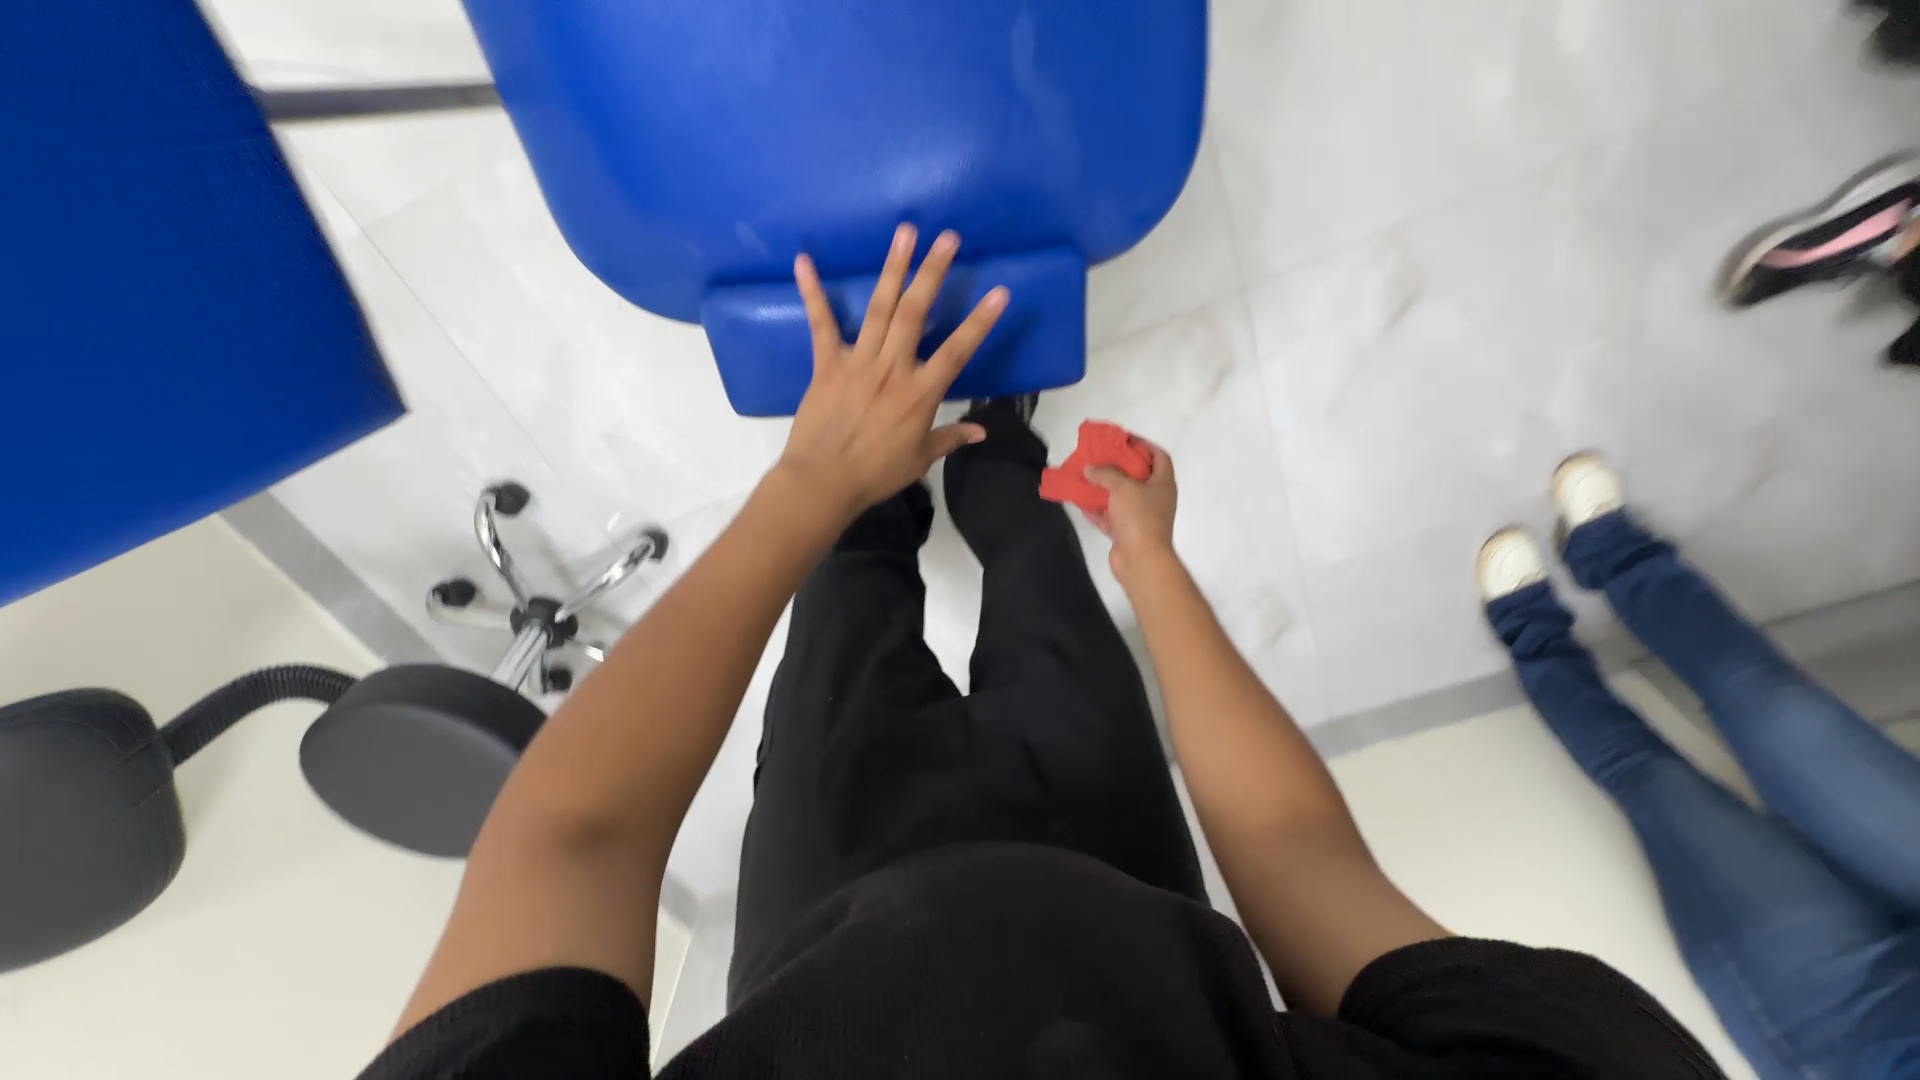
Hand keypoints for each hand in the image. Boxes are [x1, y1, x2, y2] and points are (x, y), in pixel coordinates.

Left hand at [776, 224, 1009, 518]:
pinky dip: (813, 292)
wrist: (824, 482)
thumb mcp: (920, 457)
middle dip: (933, 272)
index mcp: (920, 393)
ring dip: (894, 268)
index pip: (958, 351)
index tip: (1000, 292)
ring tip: (906, 233)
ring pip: (880, 308)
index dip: (980, 321)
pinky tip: (804, 260)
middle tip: (948, 238)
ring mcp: (858, 362)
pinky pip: (821, 324)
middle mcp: (892, 368)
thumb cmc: (876, 474)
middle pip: (917, 313)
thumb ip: (950, 437)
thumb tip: (981, 431)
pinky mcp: (827, 364)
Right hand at [1085, 444, 1178, 580]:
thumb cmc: (1140, 518)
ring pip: (1120, 497)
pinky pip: (1109, 516)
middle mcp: (1154, 498)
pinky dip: (1096, 509)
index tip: (1123, 440)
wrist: (1141, 559)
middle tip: (1099, 456)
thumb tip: (1089, 468)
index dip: (1143, 445)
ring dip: (1103, 487)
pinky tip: (1079, 500)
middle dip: (1118, 466)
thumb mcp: (1123, 487)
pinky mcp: (1126, 532)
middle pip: (1137, 475)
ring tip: (1086, 475)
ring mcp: (1140, 517)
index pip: (1159, 456)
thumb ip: (1105, 473)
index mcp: (1163, 483)